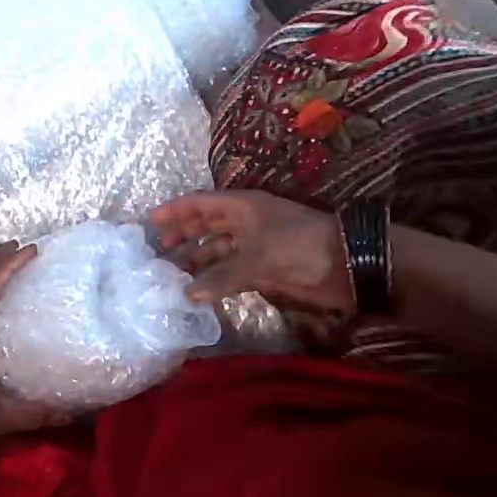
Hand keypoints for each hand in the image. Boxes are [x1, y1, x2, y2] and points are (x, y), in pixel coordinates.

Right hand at [151, 191, 353, 312]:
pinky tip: (198, 289)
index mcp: (243, 206)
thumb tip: (187, 293)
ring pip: (217, 249)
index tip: (150, 221)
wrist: (346, 265)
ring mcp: (254, 245)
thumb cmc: (300, 246)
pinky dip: (214, 278)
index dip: (176, 210)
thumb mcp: (258, 257)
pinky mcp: (263, 268)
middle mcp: (245, 222)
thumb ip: (221, 276)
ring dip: (197, 259)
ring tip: (172, 274)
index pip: (201, 203)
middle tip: (158, 251)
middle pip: (206, 224)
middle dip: (182, 235)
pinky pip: (230, 271)